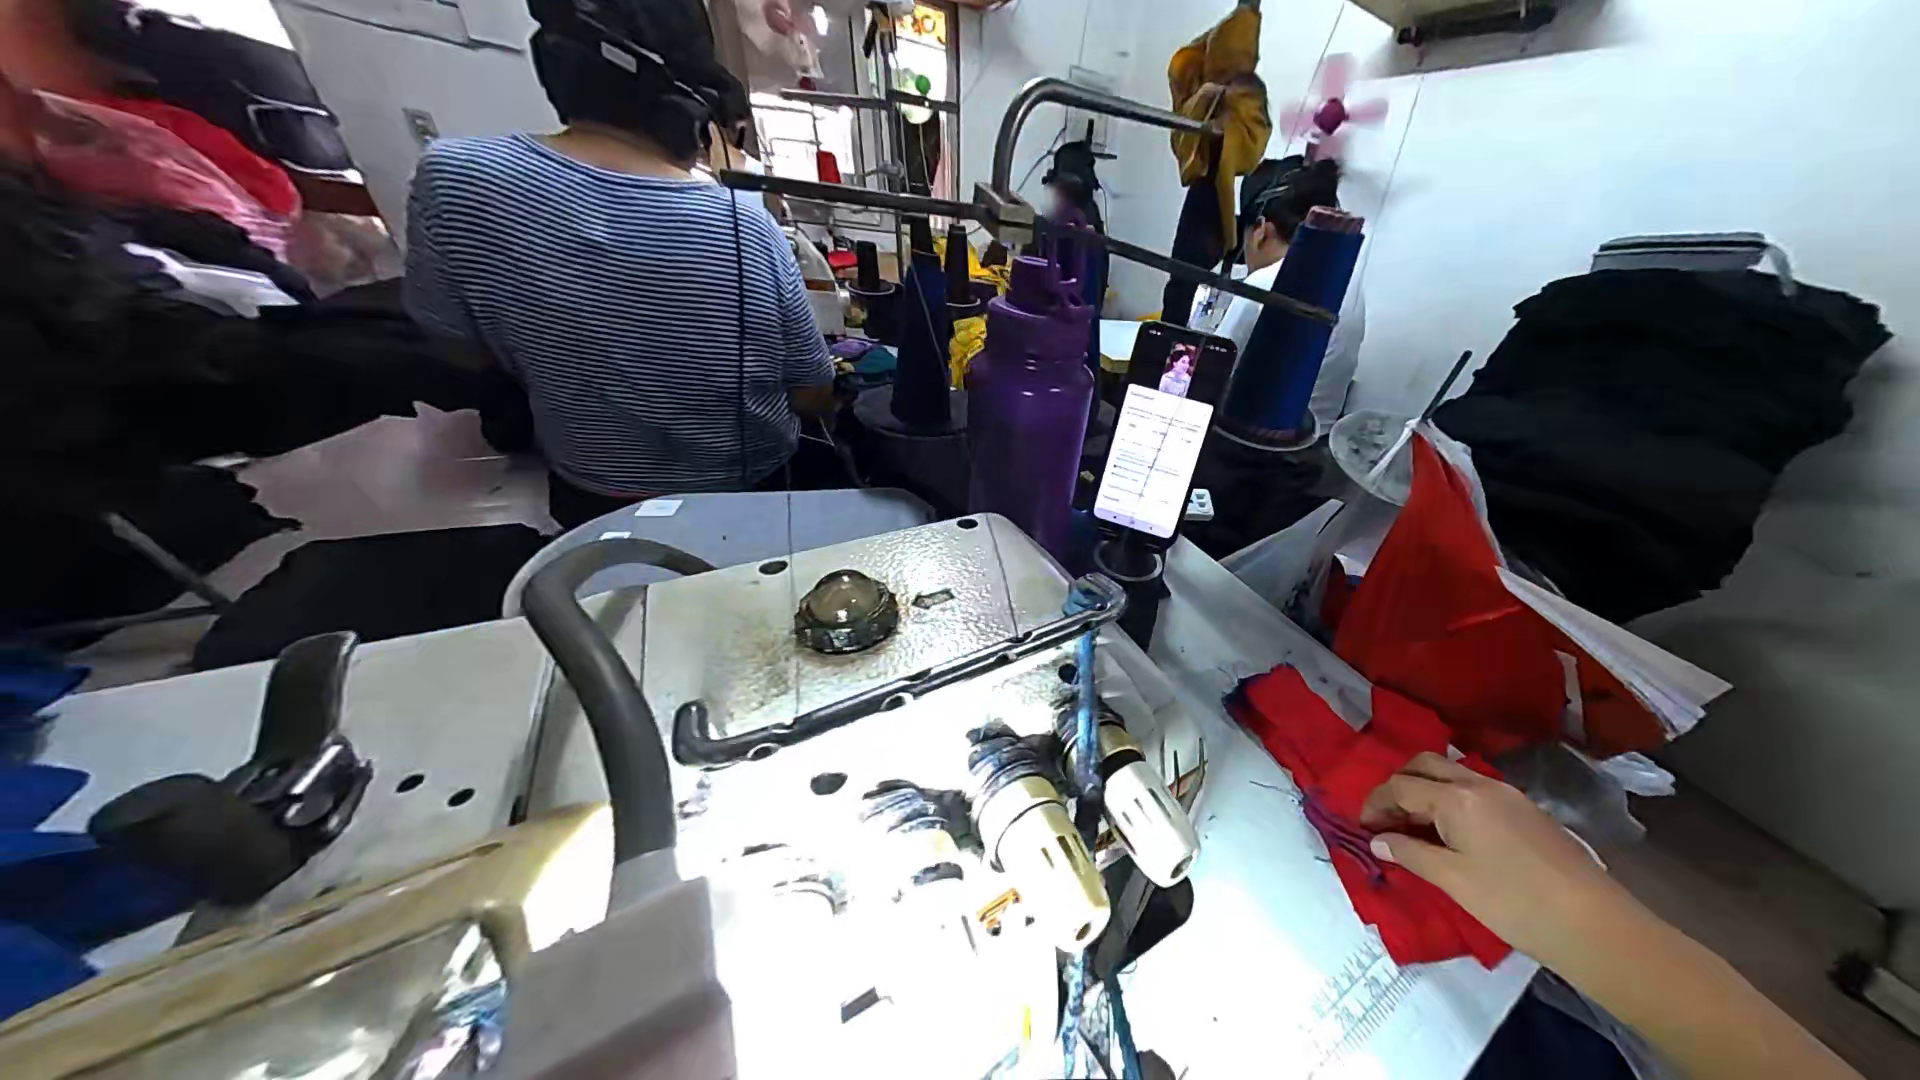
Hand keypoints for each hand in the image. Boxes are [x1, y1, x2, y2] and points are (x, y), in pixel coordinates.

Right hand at [1361, 752, 1644, 967]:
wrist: (1603, 932)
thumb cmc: (1516, 904)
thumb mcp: (1453, 880)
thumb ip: (1409, 853)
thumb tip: (1378, 840)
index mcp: (1456, 797)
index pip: (1399, 787)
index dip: (1374, 804)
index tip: (1362, 828)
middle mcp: (1480, 784)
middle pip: (1423, 765)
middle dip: (1397, 784)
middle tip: (1386, 816)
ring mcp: (1509, 796)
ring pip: (1451, 774)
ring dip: (1425, 789)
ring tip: (1415, 824)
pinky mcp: (1529, 812)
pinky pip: (1474, 790)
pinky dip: (1450, 799)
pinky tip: (1452, 831)